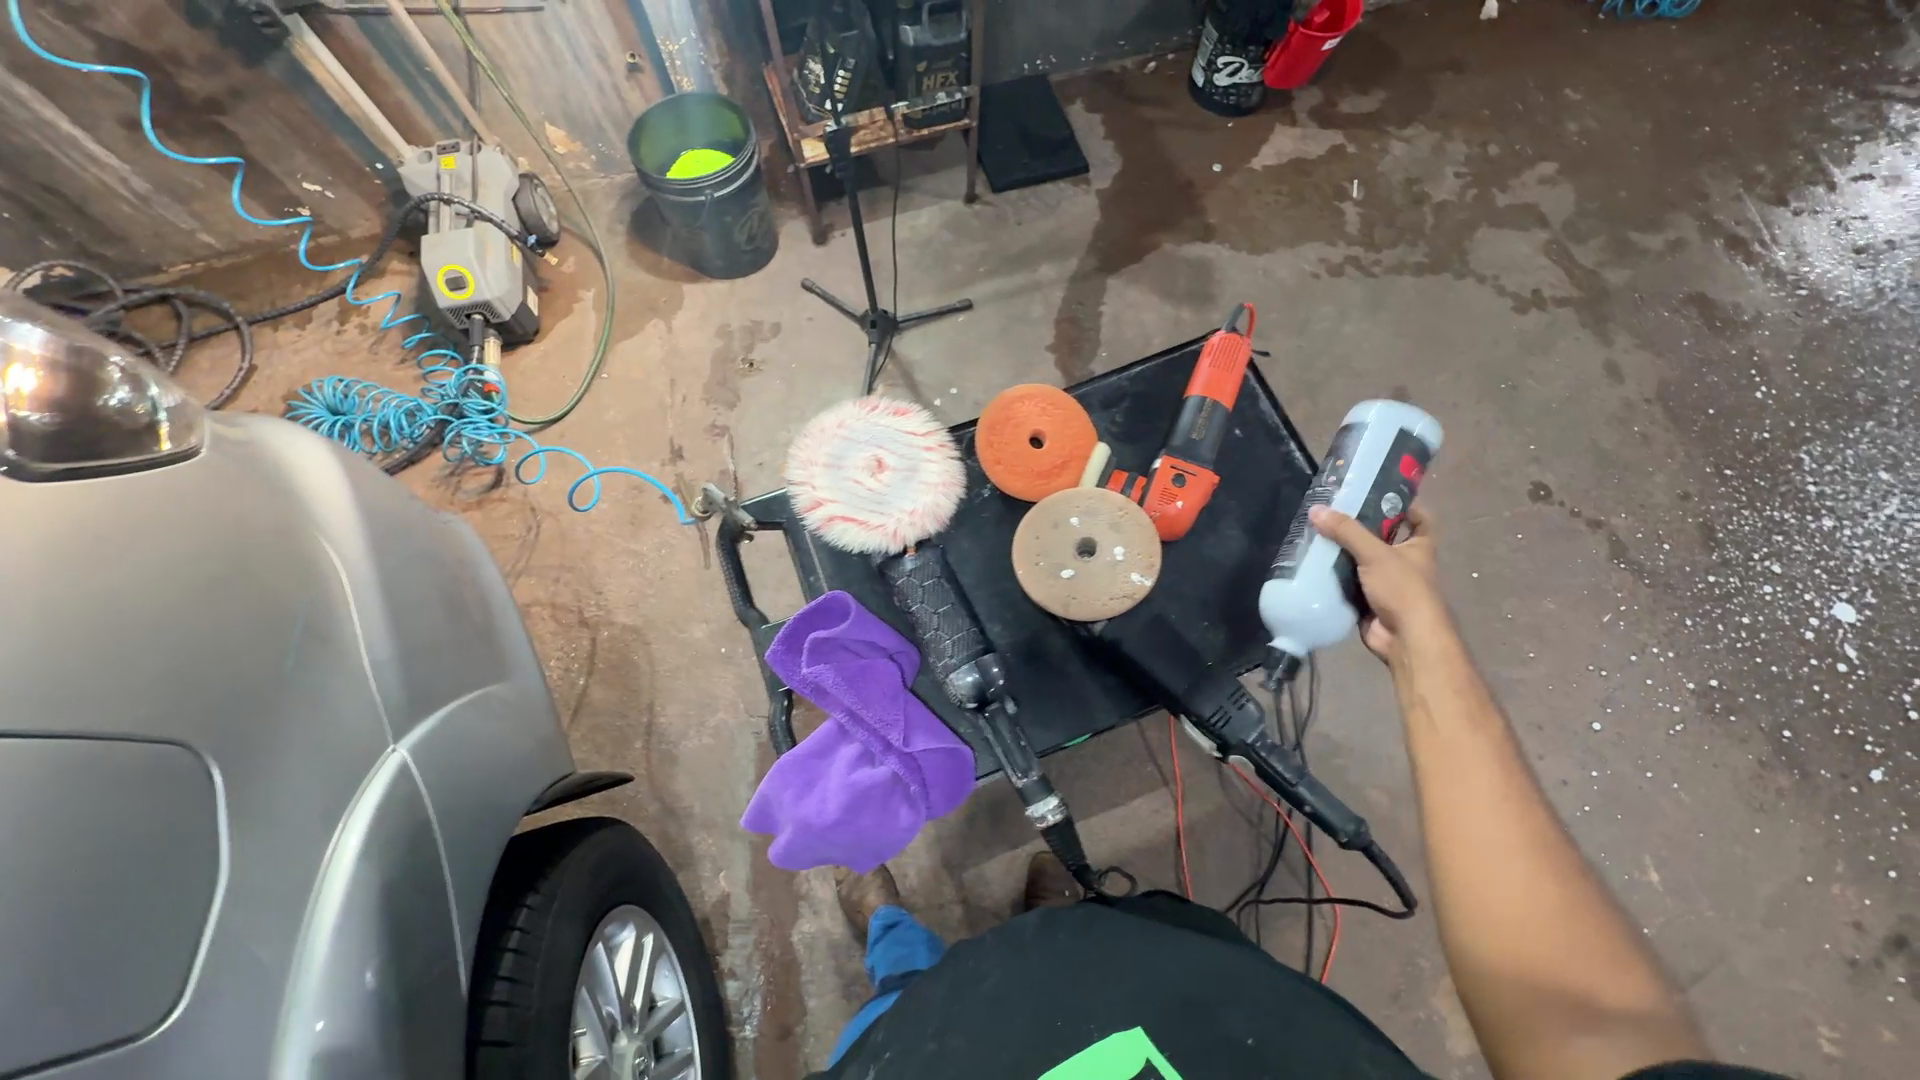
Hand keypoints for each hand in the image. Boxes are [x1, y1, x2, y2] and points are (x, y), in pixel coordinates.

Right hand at [1308, 503, 1449, 662]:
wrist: (1404, 638)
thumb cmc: (1403, 589)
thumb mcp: (1376, 553)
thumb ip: (1347, 531)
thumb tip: (1316, 509)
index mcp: (1418, 546)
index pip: (1418, 517)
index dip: (1404, 504)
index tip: (1378, 493)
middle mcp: (1404, 561)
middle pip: (1382, 536)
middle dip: (1360, 526)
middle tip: (1332, 510)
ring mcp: (1385, 582)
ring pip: (1361, 560)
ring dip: (1342, 551)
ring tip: (1315, 532)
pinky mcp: (1367, 599)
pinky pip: (1347, 581)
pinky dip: (1334, 575)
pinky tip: (1313, 563)